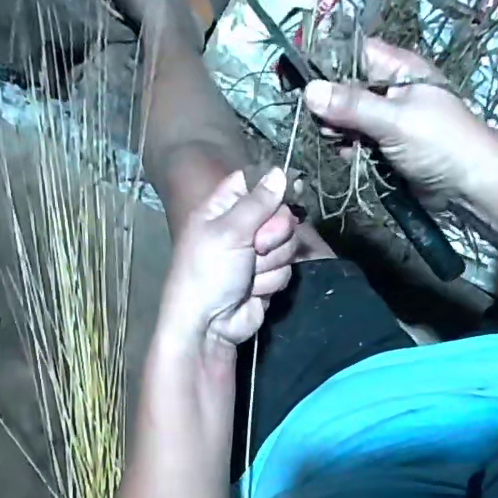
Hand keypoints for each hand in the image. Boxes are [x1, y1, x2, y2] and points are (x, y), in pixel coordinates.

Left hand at [158, 167, 297, 353]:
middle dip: (274, 234)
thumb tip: (280, 172)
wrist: (209, 325)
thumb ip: (258, 202)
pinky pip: (286, 269)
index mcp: (222, 208)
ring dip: (270, 263)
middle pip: (280, 214)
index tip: (290, 191)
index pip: (253, 183)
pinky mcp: (268, 276)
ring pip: (287, 244)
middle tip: (257, 247)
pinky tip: (253, 291)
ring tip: (248, 275)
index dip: (272, 187)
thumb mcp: (229, 231)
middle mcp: (241, 227)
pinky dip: (271, 281)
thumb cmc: (208, 272)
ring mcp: (256, 253)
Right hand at [300, 39, 497, 205]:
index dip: (326, 60)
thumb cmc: (440, 143)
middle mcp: (392, 89)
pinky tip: (346, 154)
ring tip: (335, 139)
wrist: (470, 187)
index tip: (298, 76)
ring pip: (349, 116)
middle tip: (320, 120)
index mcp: (399, 69)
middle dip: (329, 102)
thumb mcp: (394, 120)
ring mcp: (389, 119)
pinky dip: (349, 146)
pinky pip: (358, 141)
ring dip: (338, 128)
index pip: (354, 52)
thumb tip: (309, 91)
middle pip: (346, 86)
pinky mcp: (387, 146)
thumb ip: (352, 106)